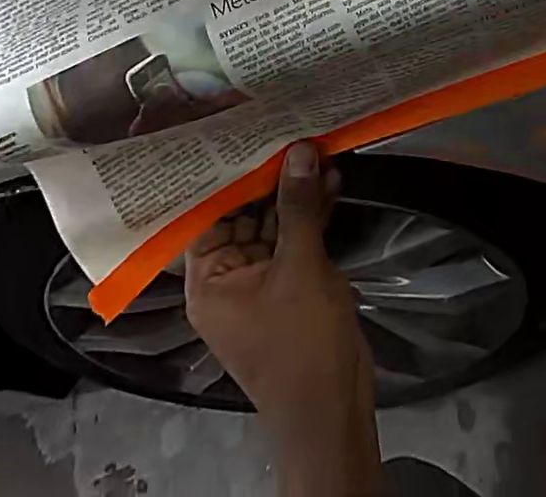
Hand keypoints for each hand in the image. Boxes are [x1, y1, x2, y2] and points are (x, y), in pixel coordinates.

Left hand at [185, 142, 381, 494]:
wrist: (336, 410)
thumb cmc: (302, 343)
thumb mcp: (299, 268)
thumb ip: (298, 206)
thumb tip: (299, 151)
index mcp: (208, 280)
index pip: (209, 214)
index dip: (229, 175)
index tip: (245, 135)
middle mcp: (229, 276)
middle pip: (246, 215)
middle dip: (272, 179)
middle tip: (291, 135)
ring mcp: (262, 280)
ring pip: (276, 224)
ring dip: (299, 194)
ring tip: (318, 151)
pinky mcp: (292, 284)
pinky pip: (296, 241)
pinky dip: (313, 217)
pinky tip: (332, 183)